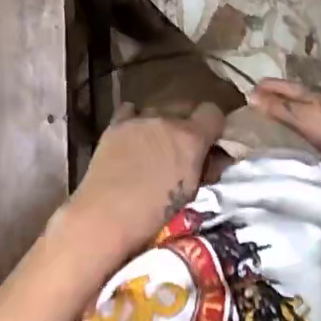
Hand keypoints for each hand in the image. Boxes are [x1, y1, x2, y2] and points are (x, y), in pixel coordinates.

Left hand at [63, 103, 224, 259]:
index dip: (214, 126)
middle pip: (185, 106)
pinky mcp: (116, 124)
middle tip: (182, 149)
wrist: (107, 213)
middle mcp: (166, 120)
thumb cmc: (155, 213)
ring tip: (154, 146)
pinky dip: (135, 119)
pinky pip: (130, 111)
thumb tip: (211, 158)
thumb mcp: (192, 192)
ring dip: (162, 123)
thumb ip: (204, 167)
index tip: (209, 142)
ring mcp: (138, 119)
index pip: (213, 112)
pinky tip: (132, 137)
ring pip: (158, 109)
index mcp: (190, 137)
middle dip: (188, 123)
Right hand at [248, 78, 320, 162]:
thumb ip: (277, 107)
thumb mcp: (301, 118)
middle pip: (284, 93)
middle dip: (268, 101)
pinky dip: (296, 123)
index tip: (241, 107)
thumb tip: (250, 95)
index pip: (272, 83)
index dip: (256, 91)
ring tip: (268, 129)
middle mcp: (312, 94)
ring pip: (296, 105)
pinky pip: (306, 118)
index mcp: (302, 89)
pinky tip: (294, 136)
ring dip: (282, 113)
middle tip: (251, 119)